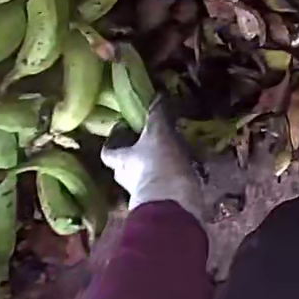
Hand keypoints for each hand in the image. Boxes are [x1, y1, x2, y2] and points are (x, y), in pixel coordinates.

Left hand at [100, 97, 203, 219]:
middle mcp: (129, 180)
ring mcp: (146, 193)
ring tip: (176, 152)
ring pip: (148, 176)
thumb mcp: (158, 133)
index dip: (112, 141)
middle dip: (137, 155)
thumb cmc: (158, 165)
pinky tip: (190, 169)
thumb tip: (158, 94)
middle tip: (151, 140)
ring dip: (158, 167)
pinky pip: (168, 186)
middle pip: (126, 166)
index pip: (108, 151)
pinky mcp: (165, 203)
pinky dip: (176, 178)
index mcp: (121, 162)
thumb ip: (157, 114)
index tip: (122, 128)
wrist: (174, 204)